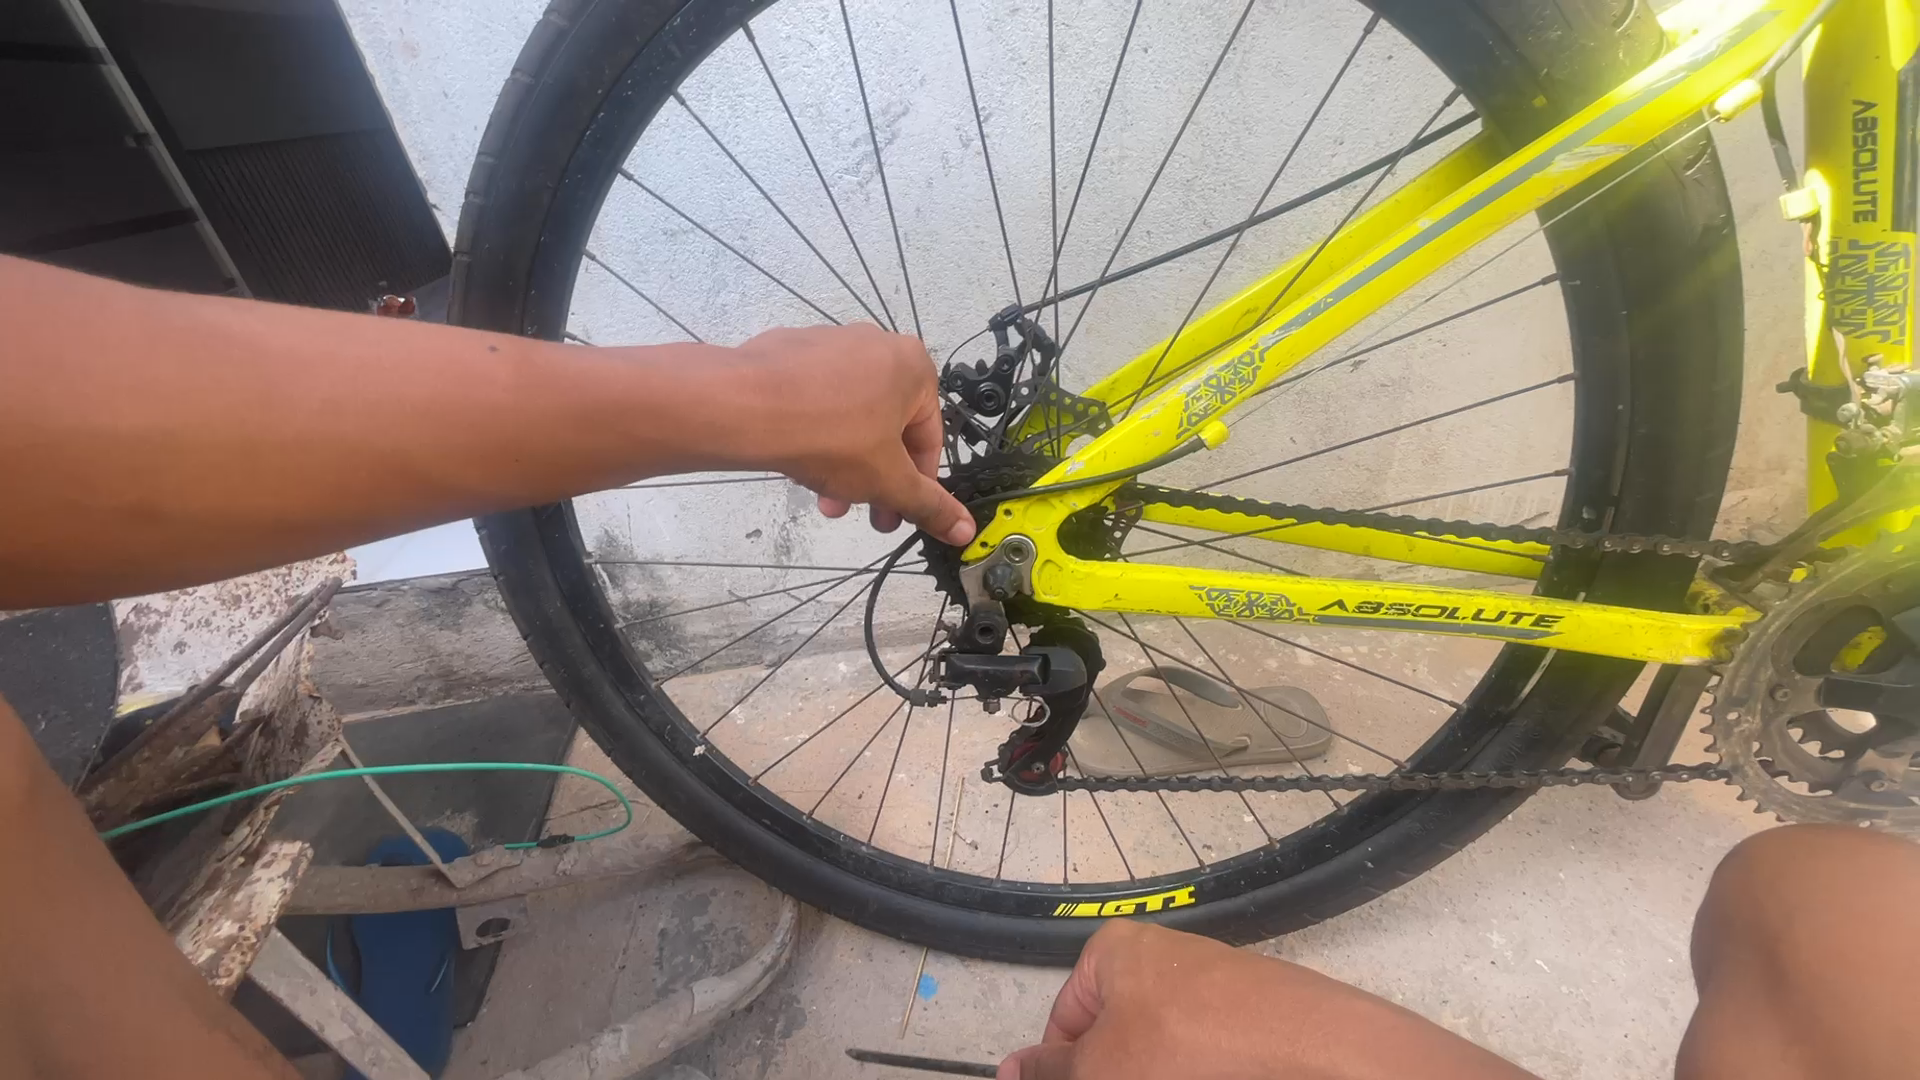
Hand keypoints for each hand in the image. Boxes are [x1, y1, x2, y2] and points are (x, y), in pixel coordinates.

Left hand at [724, 324, 973, 545]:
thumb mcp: (889, 481)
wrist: (745, 407)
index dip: (918, 485)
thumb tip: (964, 529)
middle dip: (877, 480)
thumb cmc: (829, 436)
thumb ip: (929, 505)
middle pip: (888, 429)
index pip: (929, 438)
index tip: (902, 513)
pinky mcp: (791, 352)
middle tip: (867, 515)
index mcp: (913, 367)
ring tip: (827, 500)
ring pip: (852, 418)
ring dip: (846, 466)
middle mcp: (876, 345)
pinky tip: (800, 463)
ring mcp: (831, 345)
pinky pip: (818, 402)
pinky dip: (818, 435)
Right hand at [1000, 922, 1537, 1079]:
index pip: (1064, 1022)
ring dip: (1157, 1075)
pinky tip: (1213, 1075)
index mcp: (1116, 951)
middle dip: (1113, 1078)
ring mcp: (1218, 993)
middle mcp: (1166, 961)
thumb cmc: (1186, 1051)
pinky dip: (1198, 1070)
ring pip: (1166, 1056)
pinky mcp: (1260, 1024)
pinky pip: (1210, 1056)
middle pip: (1117, 1042)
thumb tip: (1005, 1071)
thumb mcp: (1102, 1068)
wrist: (1318, 1055)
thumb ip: (1053, 1072)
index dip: (1059, 1074)